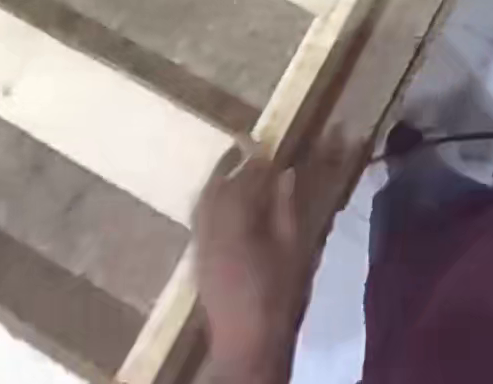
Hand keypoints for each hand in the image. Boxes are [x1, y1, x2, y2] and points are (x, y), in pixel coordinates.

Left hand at [194, 147, 315, 383]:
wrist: (248, 343)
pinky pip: (200, 223)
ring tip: (238, 172)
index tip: (270, 148)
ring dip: (219, 185)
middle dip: (230, 169)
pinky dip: (213, 205)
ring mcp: (200, 252)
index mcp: (235, 230)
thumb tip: (286, 173)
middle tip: (250, 153)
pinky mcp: (199, 264)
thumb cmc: (278, 292)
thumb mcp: (293, 246)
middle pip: (212, 192)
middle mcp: (210, 237)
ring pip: (201, 207)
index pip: (241, 184)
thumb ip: (286, 207)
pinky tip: (230, 205)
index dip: (255, 163)